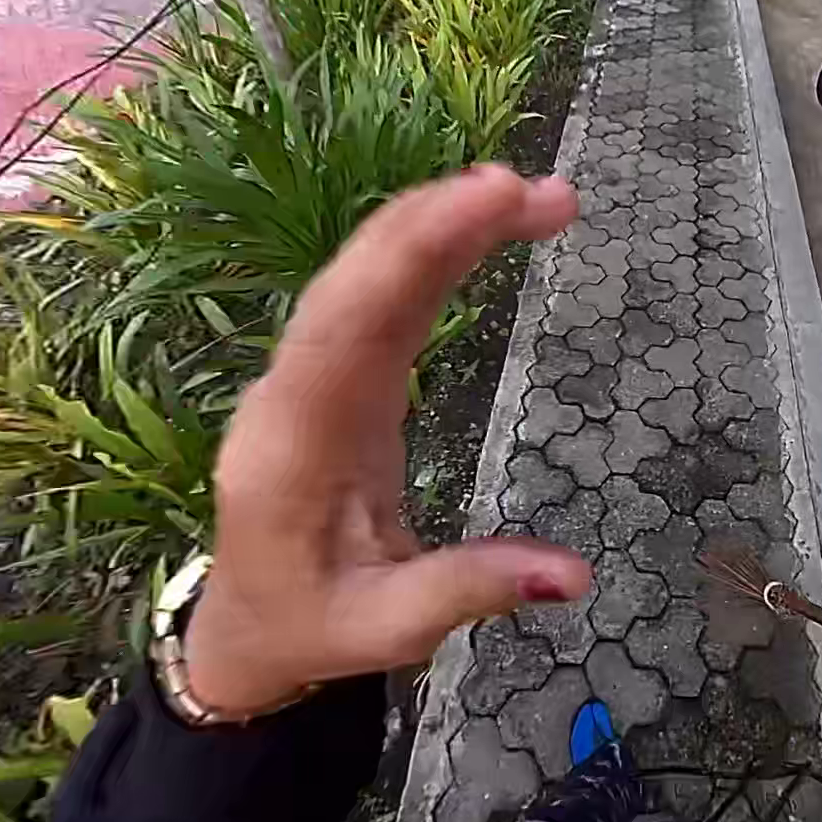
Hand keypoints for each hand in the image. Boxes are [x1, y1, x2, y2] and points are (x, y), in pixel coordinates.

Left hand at [184, 166, 592, 715]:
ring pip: (370, 274)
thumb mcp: (386, 629)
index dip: (420, 249)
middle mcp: (297, 386)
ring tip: (526, 196)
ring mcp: (313, 372)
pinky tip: (477, 229)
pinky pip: (381, 295)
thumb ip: (469, 589)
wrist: (246, 624)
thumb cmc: (310, 626)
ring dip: (441, 223)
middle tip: (540, 191)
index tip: (496, 196)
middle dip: (444, 218)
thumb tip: (574, 574)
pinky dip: (430, 252)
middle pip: (361, 277)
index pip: (354, 323)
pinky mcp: (340, 372)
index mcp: (296, 441)